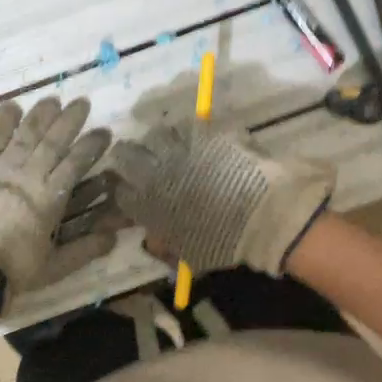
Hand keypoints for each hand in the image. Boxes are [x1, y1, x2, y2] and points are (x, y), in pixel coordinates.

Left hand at [0, 97, 113, 294]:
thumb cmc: (11, 269)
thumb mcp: (54, 266)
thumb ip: (85, 250)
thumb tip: (113, 238)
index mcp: (51, 197)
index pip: (77, 163)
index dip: (92, 145)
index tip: (105, 131)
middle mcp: (29, 175)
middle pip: (53, 141)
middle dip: (70, 120)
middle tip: (82, 102)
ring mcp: (1, 168)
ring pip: (26, 134)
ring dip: (41, 115)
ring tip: (52, 99)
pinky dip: (1, 121)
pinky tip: (11, 106)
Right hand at [108, 126, 333, 275]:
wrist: (262, 215)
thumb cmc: (224, 242)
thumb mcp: (188, 256)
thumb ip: (165, 245)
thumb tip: (153, 239)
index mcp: (146, 205)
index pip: (119, 191)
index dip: (125, 188)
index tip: (133, 189)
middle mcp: (153, 172)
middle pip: (125, 153)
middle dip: (130, 155)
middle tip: (145, 159)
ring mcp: (178, 148)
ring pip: (156, 133)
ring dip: (162, 140)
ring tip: (174, 146)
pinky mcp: (204, 132)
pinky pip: (189, 125)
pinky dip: (192, 131)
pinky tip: (201, 140)